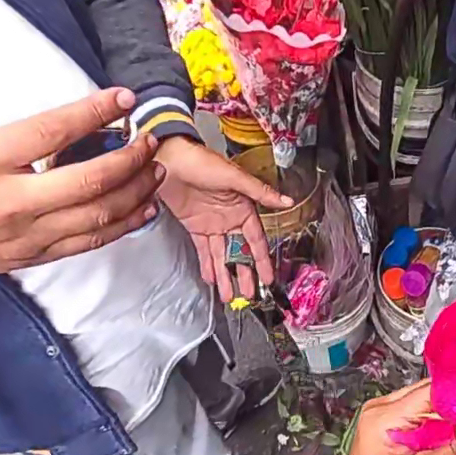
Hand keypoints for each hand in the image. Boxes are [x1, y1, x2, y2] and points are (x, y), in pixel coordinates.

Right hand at [0, 88, 163, 277]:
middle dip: (131, 157)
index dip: (94, 112)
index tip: (124, 98)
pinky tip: (147, 205)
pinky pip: (94, 240)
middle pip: (90, 180)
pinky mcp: (39, 255)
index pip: (51, 132)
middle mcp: (9, 202)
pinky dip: (128, 222)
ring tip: (155, 168)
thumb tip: (76, 130)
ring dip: (138, 189)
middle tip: (149, 140)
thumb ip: (20, 141)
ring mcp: (28, 234)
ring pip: (101, 214)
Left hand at [153, 138, 291, 302]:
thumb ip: (261, 193)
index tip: (268, 278)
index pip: (256, 240)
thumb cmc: (202, 161)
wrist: (168, 159)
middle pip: (240, 252)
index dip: (263, 260)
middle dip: (244, 274)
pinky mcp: (194, 226)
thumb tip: (287, 201)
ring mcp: (212, 224)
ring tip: (229, 295)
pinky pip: (204, 250)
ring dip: (226, 275)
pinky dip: (207, 265)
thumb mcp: (235, 177)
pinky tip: (212, 279)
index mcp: (244, 208)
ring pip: (222, 256)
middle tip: (247, 294)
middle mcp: (230, 219)